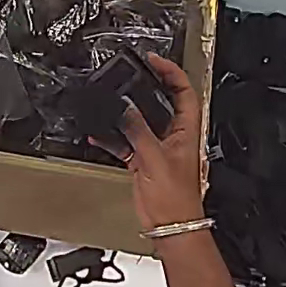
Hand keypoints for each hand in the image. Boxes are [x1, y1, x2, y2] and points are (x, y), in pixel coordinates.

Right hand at [102, 53, 204, 230]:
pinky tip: (98, 132)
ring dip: (126, 112)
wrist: (169, 225)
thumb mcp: (155, 158)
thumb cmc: (176, 198)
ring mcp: (158, 148)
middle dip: (147, 86)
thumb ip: (139, 131)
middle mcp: (174, 136)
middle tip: (132, 72)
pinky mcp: (143, 160)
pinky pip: (126, 142)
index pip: (184, 91)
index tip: (154, 61)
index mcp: (187, 130)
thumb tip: (127, 109)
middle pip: (162, 102)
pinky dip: (112, 137)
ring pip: (141, 121)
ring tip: (111, 98)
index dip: (171, 72)